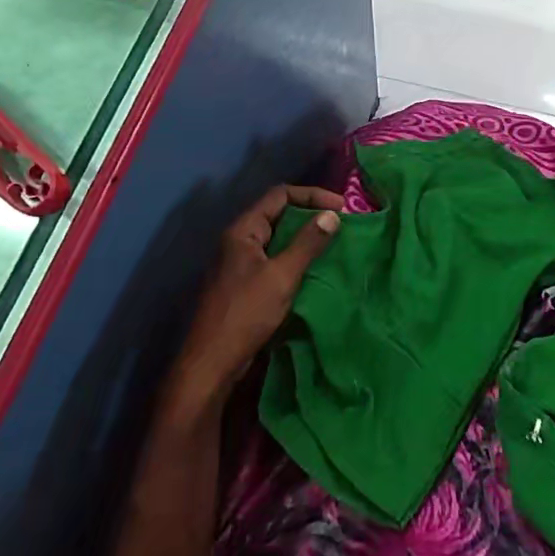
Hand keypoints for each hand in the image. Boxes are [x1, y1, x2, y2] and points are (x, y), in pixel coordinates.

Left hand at [167, 185, 343, 414]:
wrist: (213, 360)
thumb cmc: (246, 312)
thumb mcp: (282, 276)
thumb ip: (307, 244)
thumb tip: (332, 214)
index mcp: (243, 230)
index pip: (279, 195)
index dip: (311, 195)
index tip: (341, 207)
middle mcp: (239, 240)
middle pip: (278, 214)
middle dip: (310, 215)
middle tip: (341, 224)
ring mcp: (240, 262)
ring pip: (277, 238)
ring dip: (304, 238)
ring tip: (334, 244)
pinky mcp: (245, 283)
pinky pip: (274, 259)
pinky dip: (295, 258)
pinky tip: (315, 270)